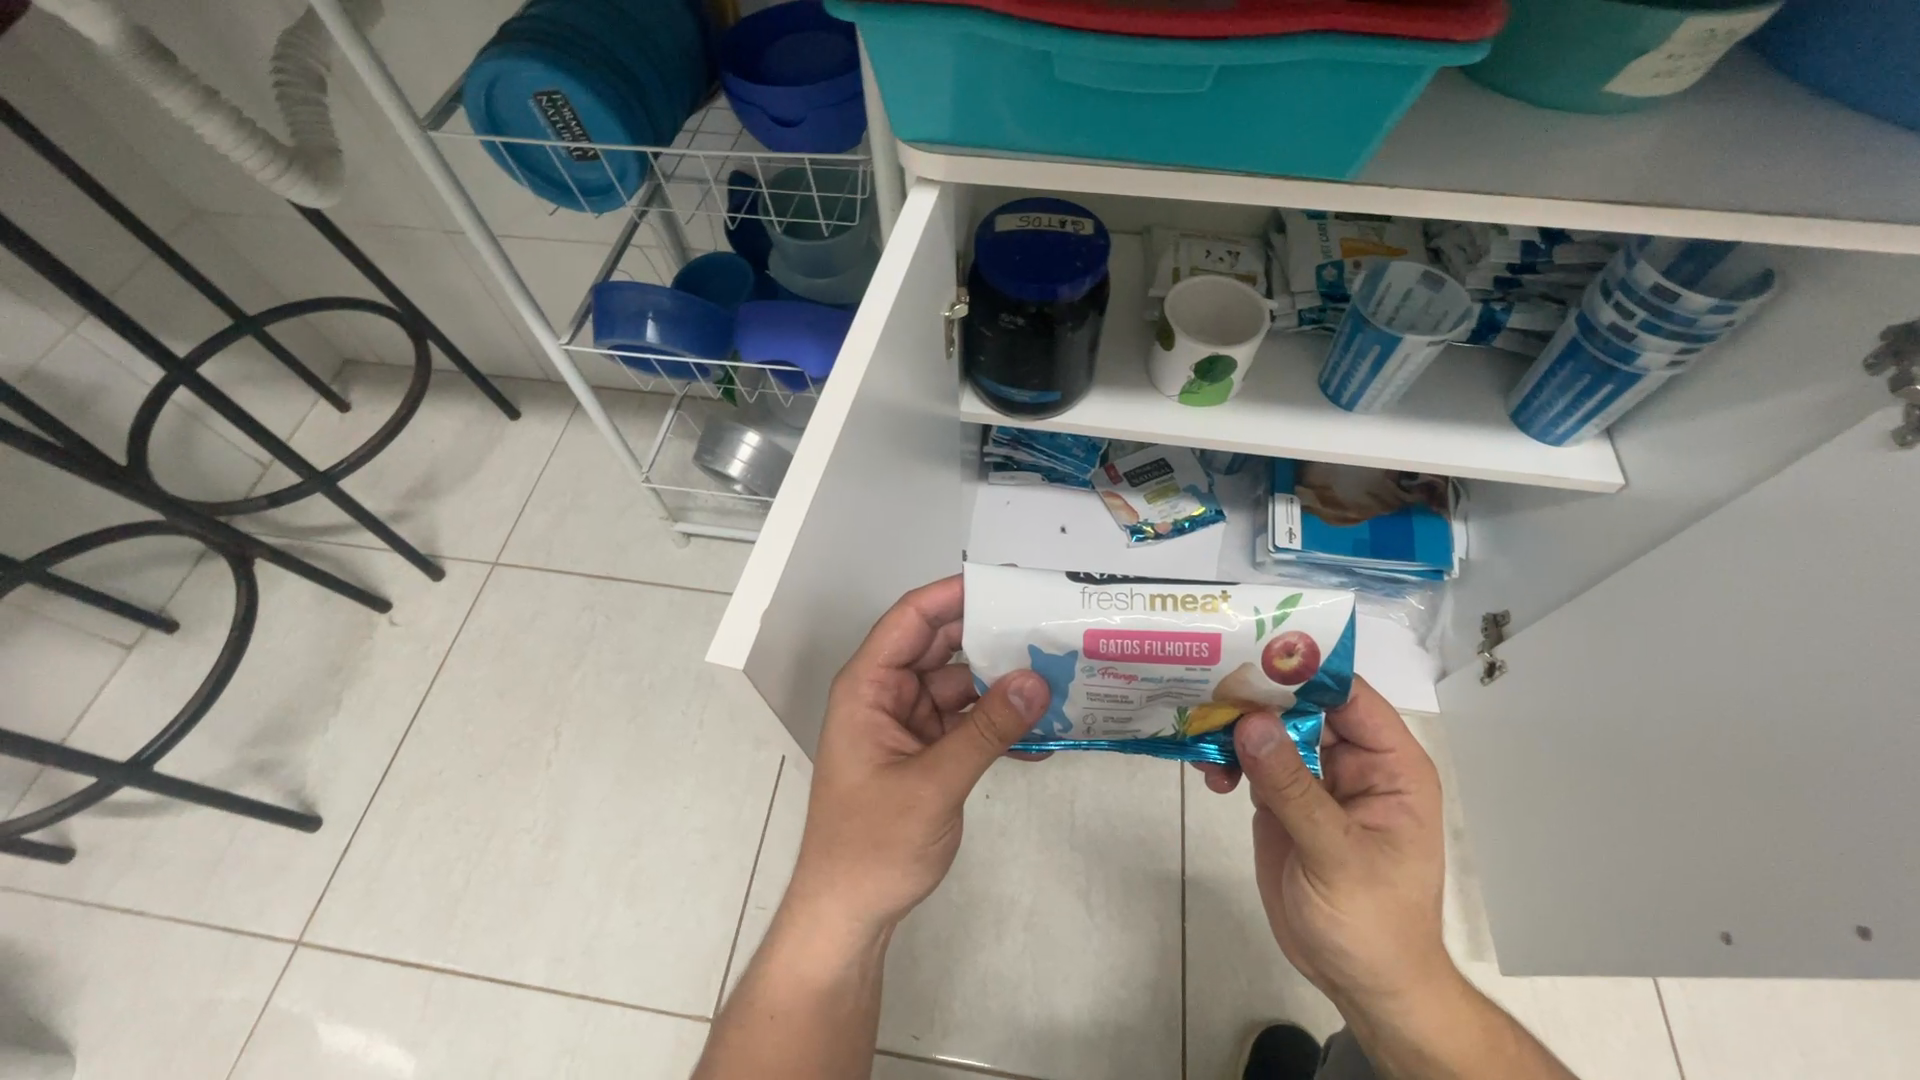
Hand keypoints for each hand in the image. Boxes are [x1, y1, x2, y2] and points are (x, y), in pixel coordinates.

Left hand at [783, 576, 1048, 937]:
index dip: (955, 594)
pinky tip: (1044, 733)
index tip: (1008, 583)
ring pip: (962, 685)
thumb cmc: (873, 843)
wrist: (850, 911)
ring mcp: (909, 724)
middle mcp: (888, 695)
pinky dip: (1000, 725)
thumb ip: (987, 729)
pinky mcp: (928, 752)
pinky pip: (969, 723)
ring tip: (1061, 677)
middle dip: (991, 637)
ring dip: (1004, 685)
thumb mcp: (933, 783)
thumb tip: (1038, 679)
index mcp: (869, 687)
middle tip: (1049, 626)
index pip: (911, 619)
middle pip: (942, 647)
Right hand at [1195, 676, 1454, 1013]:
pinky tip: (1208, 775)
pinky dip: (1226, 761)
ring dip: (1234, 729)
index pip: (1349, 697)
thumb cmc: (1372, 920)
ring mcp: (1313, 781)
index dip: (1305, 672)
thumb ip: (1292, 786)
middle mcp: (1351, 762)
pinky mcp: (1282, 802)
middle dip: (1257, 696)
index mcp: (1388, 764)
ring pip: (1270, 732)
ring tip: (1199, 733)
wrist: (1357, 980)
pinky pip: (1251, 763)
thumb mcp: (1336, 852)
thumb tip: (1249, 721)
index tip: (1250, 652)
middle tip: (1206, 685)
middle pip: (1301, 707)